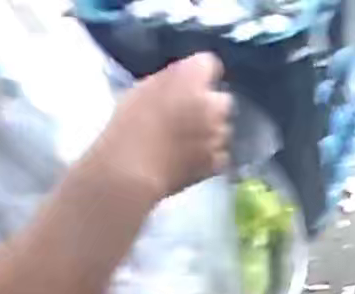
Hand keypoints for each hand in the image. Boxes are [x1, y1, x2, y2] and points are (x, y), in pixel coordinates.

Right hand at [91, 53, 232, 199]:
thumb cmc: (131, 123)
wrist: (134, 167)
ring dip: (213, 132)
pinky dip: (212, 156)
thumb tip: (183, 88)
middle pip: (223, 100)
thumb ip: (173, 82)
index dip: (201, 76)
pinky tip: (195, 159)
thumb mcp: (147, 86)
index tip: (191, 84)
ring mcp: (217, 135)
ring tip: (192, 142)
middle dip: (211, 106)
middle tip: (192, 116)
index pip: (210, 65)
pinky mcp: (216, 163)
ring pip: (224, 129)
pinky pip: (221, 155)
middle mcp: (212, 104)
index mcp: (192, 76)